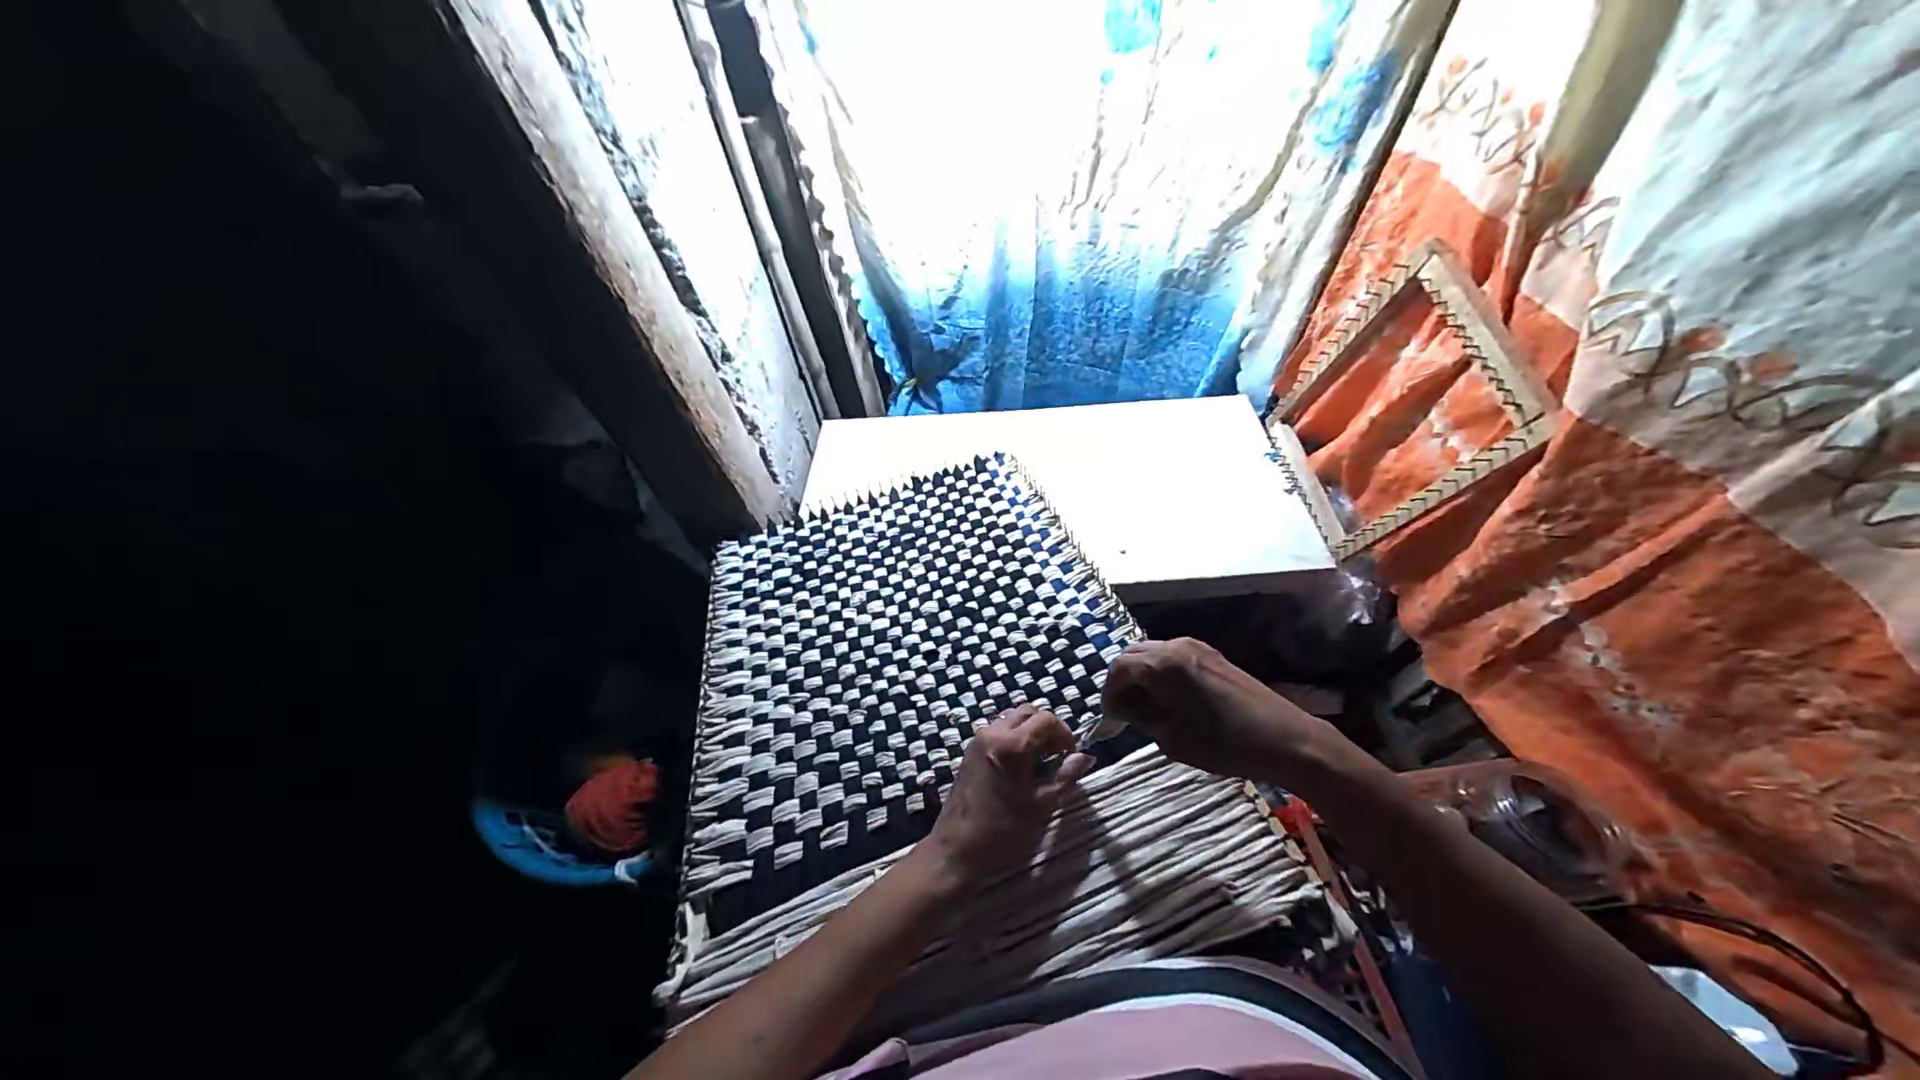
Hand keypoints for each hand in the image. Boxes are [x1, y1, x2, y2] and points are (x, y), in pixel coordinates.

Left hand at [917, 705, 1092, 884]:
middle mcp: (993, 733)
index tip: (1070, 755)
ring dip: (1030, 731)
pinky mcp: (970, 750)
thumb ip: (1066, 776)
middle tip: (1058, 755)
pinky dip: (1014, 737)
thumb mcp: (1043, 805)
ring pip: (1012, 719)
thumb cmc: (1004, 830)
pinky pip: (998, 731)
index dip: (1064, 733)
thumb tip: (1086, 757)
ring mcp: (978, 740)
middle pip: (1028, 713)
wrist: (957, 848)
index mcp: (1012, 744)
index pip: (1046, 719)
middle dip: (1047, 728)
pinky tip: (1020, 766)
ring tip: (1040, 762)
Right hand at [1102, 638, 1357, 786]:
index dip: (1109, 694)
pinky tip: (1168, 700)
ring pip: (1152, 654)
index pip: (1119, 669)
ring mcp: (1198, 647)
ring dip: (1141, 676)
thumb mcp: (1171, 736)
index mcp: (1164, 663)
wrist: (1286, 740)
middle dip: (1123, 682)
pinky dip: (1160, 674)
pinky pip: (1172, 658)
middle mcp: (1177, 645)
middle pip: (1133, 655)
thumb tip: (1122, 707)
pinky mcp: (1212, 656)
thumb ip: (1140, 715)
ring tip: (1145, 709)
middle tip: (1124, 713)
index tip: (1110, 720)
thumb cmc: (1224, 743)